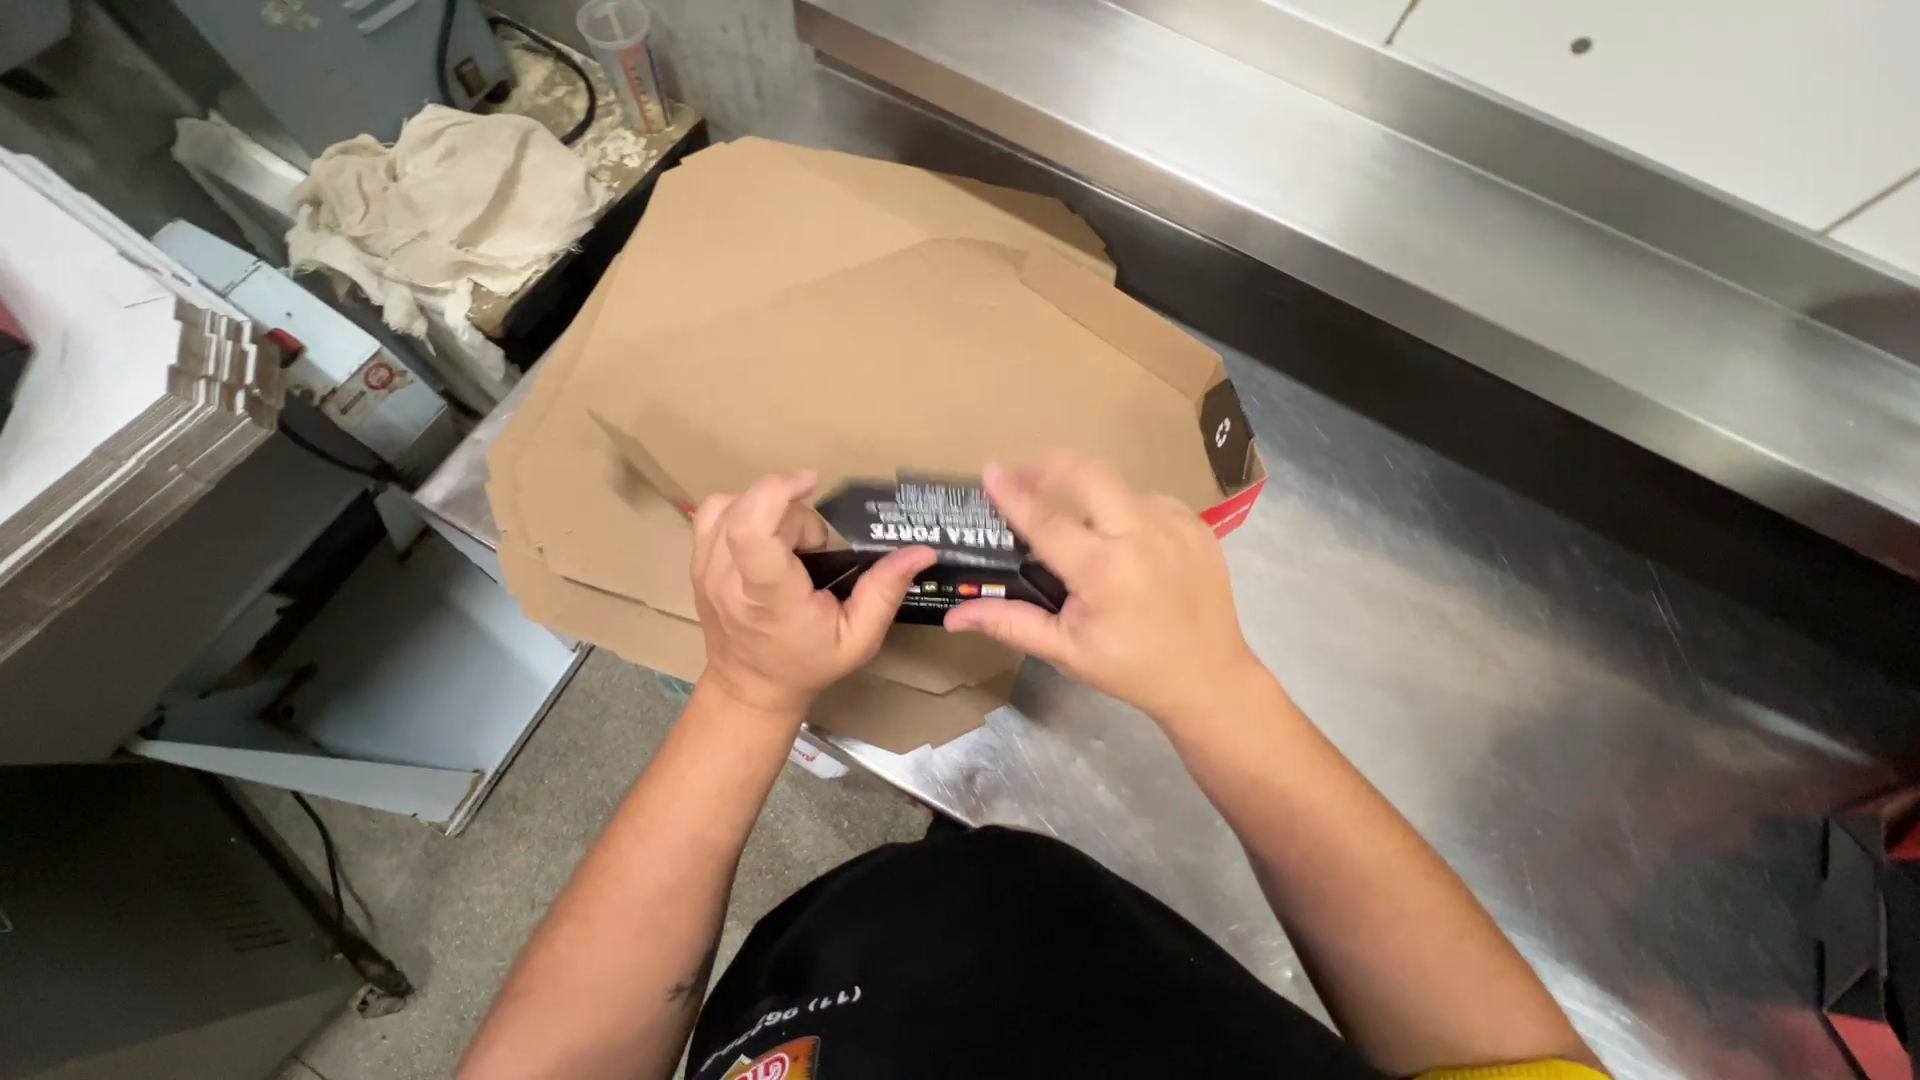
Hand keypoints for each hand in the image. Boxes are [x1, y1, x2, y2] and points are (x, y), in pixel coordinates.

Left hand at [690, 470, 936, 722]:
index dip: (777, 491)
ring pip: (731, 503)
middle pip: (752, 508)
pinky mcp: (696, 561)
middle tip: (815, 550)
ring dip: (768, 511)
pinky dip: (743, 510)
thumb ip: (885, 591)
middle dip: (794, 515)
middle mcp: (726, 577)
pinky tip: (765, 535)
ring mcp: (704, 568)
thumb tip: (921, 552)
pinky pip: (714, 512)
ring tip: (790, 546)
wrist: (750, 687)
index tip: (810, 483)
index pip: (752, 529)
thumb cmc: (807, 663)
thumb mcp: (859, 638)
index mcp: (768, 596)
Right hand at [944, 453, 1268, 727]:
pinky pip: (1146, 500)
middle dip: (1048, 465)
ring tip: (1077, 527)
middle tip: (1023, 475)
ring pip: (1116, 486)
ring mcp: (1175, 524)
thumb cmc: (1131, 668)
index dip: (1013, 493)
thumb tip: (954, 616)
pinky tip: (1121, 542)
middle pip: (1086, 472)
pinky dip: (1123, 511)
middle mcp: (1142, 535)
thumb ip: (1011, 623)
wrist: (1210, 676)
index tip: (990, 471)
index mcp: (1105, 570)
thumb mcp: (1066, 650)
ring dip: (1088, 496)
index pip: (1046, 519)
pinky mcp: (1196, 524)